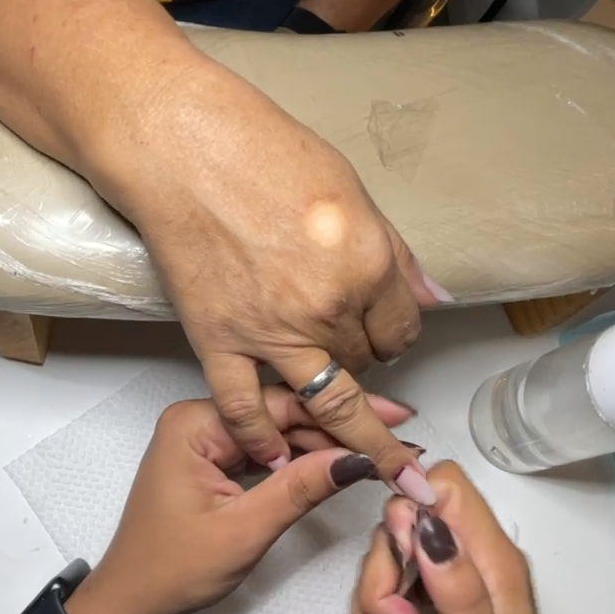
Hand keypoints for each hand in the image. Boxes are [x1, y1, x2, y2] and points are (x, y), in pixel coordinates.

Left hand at [67, 386, 414, 613]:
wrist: (131, 599)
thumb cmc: (175, 568)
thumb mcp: (245, 529)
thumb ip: (301, 488)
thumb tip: (361, 456)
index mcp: (195, 423)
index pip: (281, 407)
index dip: (343, 416)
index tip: (398, 423)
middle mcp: (198, 419)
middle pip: (280, 415)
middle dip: (339, 431)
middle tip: (402, 439)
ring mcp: (203, 439)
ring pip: (275, 432)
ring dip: (324, 446)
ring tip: (383, 450)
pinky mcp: (209, 459)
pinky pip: (262, 450)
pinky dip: (298, 460)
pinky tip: (338, 463)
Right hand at [86, 66, 447, 502]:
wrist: (182, 153)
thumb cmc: (262, 155)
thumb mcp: (350, 190)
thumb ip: (395, 254)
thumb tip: (433, 298)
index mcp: (366, 263)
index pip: (402, 329)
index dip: (397, 336)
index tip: (386, 337)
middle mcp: (327, 308)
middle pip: (366, 364)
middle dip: (367, 366)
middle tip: (357, 364)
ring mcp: (271, 333)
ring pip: (326, 401)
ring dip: (348, 430)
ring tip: (372, 460)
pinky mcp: (220, 343)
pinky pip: (246, 407)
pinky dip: (263, 438)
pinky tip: (277, 459)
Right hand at [350, 462, 557, 613]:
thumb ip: (456, 586)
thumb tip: (427, 521)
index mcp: (493, 560)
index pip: (447, 484)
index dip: (412, 502)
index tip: (402, 554)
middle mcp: (468, 555)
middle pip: (403, 519)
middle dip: (384, 567)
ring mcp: (444, 573)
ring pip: (384, 553)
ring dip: (376, 599)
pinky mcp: (424, 592)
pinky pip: (381, 583)